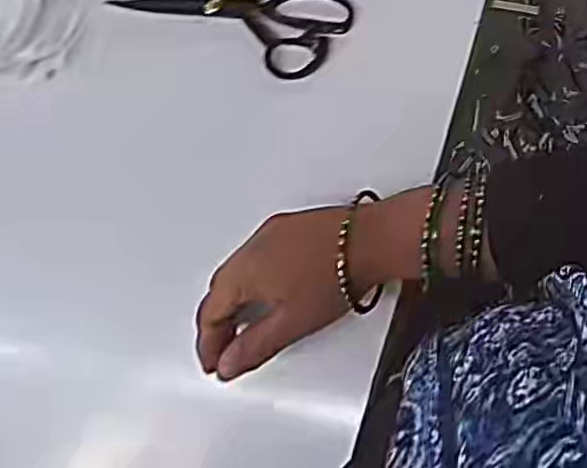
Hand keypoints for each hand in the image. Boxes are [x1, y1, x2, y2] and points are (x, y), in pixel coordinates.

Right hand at [196, 206, 356, 380]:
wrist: (377, 239)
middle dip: (224, 320)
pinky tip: (280, 290)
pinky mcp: (300, 223)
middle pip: (224, 287)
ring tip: (255, 323)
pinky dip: (263, 275)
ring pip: (245, 267)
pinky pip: (267, 252)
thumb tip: (230, 362)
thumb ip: (254, 347)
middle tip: (231, 347)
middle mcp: (259, 241)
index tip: (218, 363)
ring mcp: (280, 228)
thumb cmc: (340, 273)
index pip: (211, 312)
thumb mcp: (292, 323)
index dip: (210, 345)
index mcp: (246, 267)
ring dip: (242, 296)